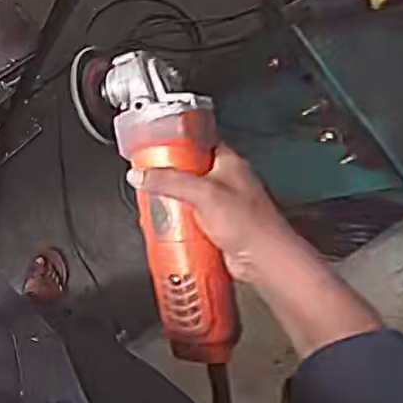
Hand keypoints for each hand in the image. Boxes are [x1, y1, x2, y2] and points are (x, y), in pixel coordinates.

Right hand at [129, 145, 381, 357]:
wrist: (263, 260)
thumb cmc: (250, 223)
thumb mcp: (203, 193)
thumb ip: (169, 181)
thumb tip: (138, 175)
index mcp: (229, 163)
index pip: (199, 141)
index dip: (177, 141)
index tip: (154, 145)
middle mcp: (225, 181)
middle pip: (187, 170)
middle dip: (166, 175)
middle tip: (147, 176)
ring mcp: (219, 203)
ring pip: (185, 195)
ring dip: (169, 200)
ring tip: (151, 200)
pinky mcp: (214, 224)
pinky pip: (187, 216)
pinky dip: (175, 219)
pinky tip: (164, 222)